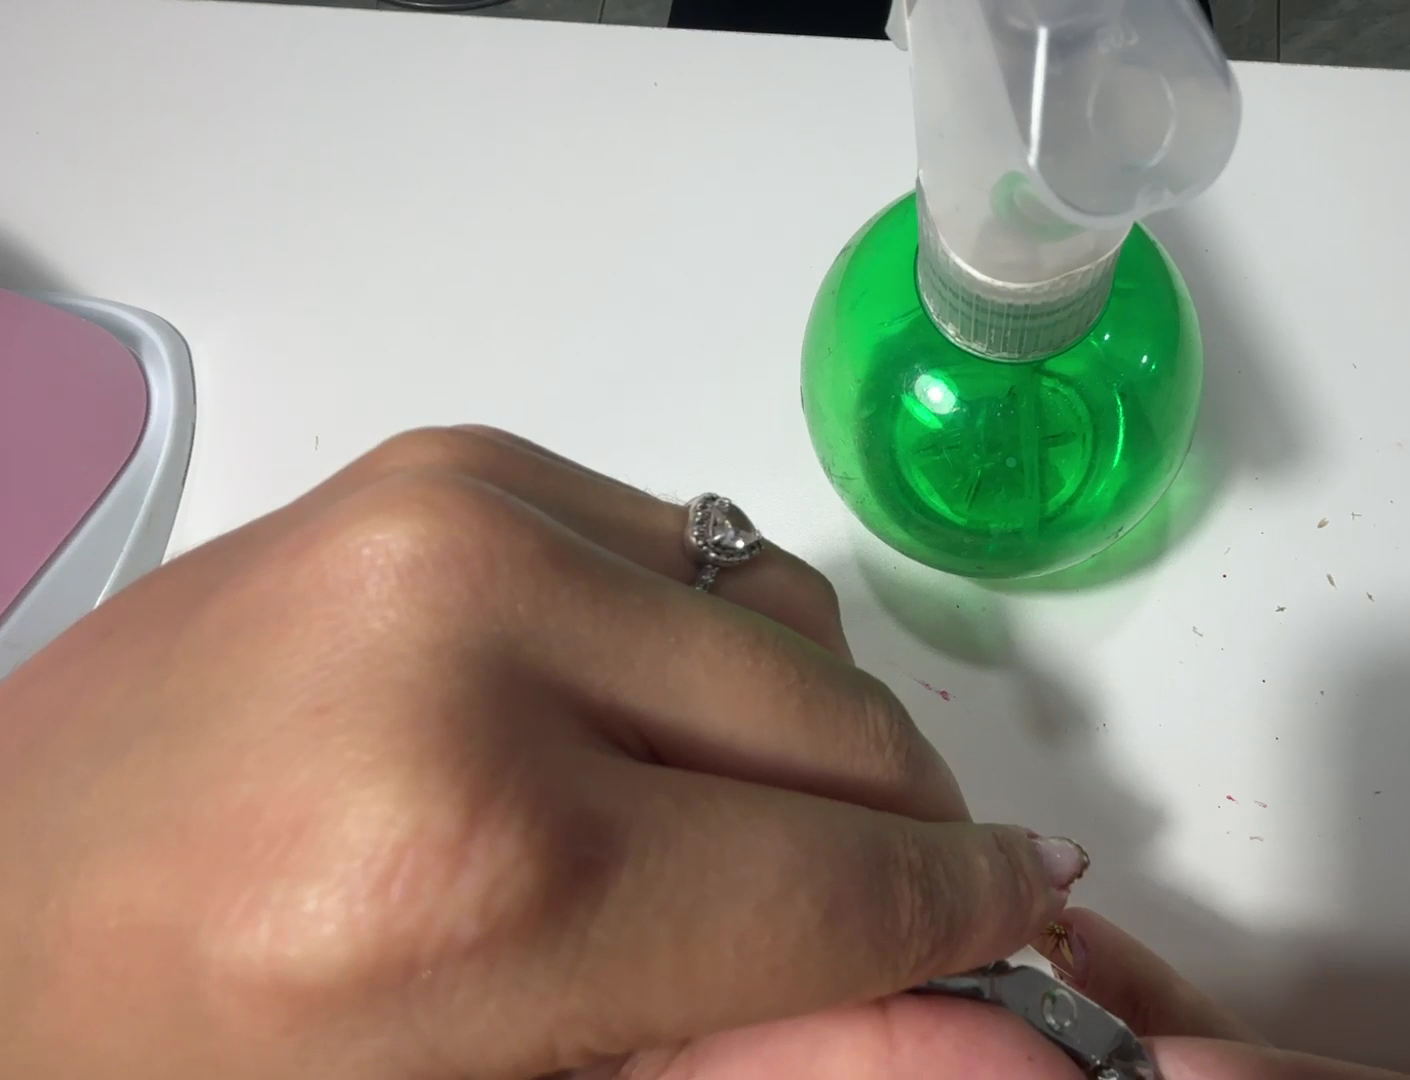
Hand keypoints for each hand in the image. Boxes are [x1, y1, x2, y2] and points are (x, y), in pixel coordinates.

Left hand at [0, 426, 1088, 1078]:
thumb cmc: (223, 1072)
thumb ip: (790, 1049)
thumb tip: (996, 1023)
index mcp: (459, 870)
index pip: (829, 878)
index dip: (962, 901)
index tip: (1034, 892)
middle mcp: (471, 633)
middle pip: (841, 726)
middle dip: (905, 817)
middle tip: (891, 872)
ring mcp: (468, 509)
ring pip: (801, 621)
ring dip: (812, 725)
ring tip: (725, 795)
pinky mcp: (472, 461)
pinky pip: (722, 557)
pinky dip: (734, 645)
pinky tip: (646, 703)